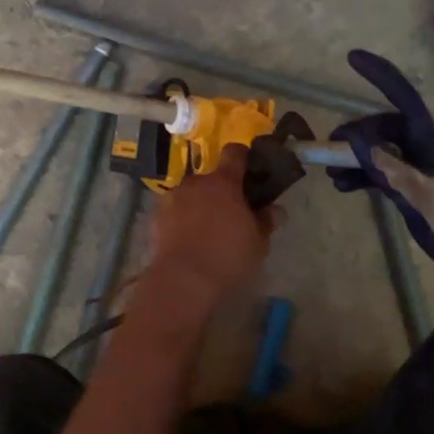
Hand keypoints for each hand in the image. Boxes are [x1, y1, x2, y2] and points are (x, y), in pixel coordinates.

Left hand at [148, 145, 275, 295]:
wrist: (183, 280)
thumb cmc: (227, 258)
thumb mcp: (258, 244)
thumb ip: (266, 221)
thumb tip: (276, 209)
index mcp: (224, 182)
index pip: (234, 153)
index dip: (242, 157)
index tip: (249, 170)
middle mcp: (197, 181)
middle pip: (212, 178)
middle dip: (221, 191)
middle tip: (230, 215)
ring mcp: (174, 196)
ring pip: (192, 194)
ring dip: (199, 204)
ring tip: (206, 231)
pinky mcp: (157, 214)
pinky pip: (175, 209)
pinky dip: (182, 218)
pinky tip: (187, 240)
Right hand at [331, 51, 433, 327]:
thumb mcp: (427, 198)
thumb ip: (394, 170)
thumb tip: (362, 144)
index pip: (411, 98)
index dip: (384, 76)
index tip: (354, 60)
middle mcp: (432, 148)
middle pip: (390, 125)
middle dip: (360, 131)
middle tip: (333, 143)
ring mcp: (423, 168)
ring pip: (383, 149)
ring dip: (357, 156)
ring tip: (332, 170)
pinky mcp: (415, 188)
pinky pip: (384, 171)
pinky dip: (364, 175)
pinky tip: (343, 185)